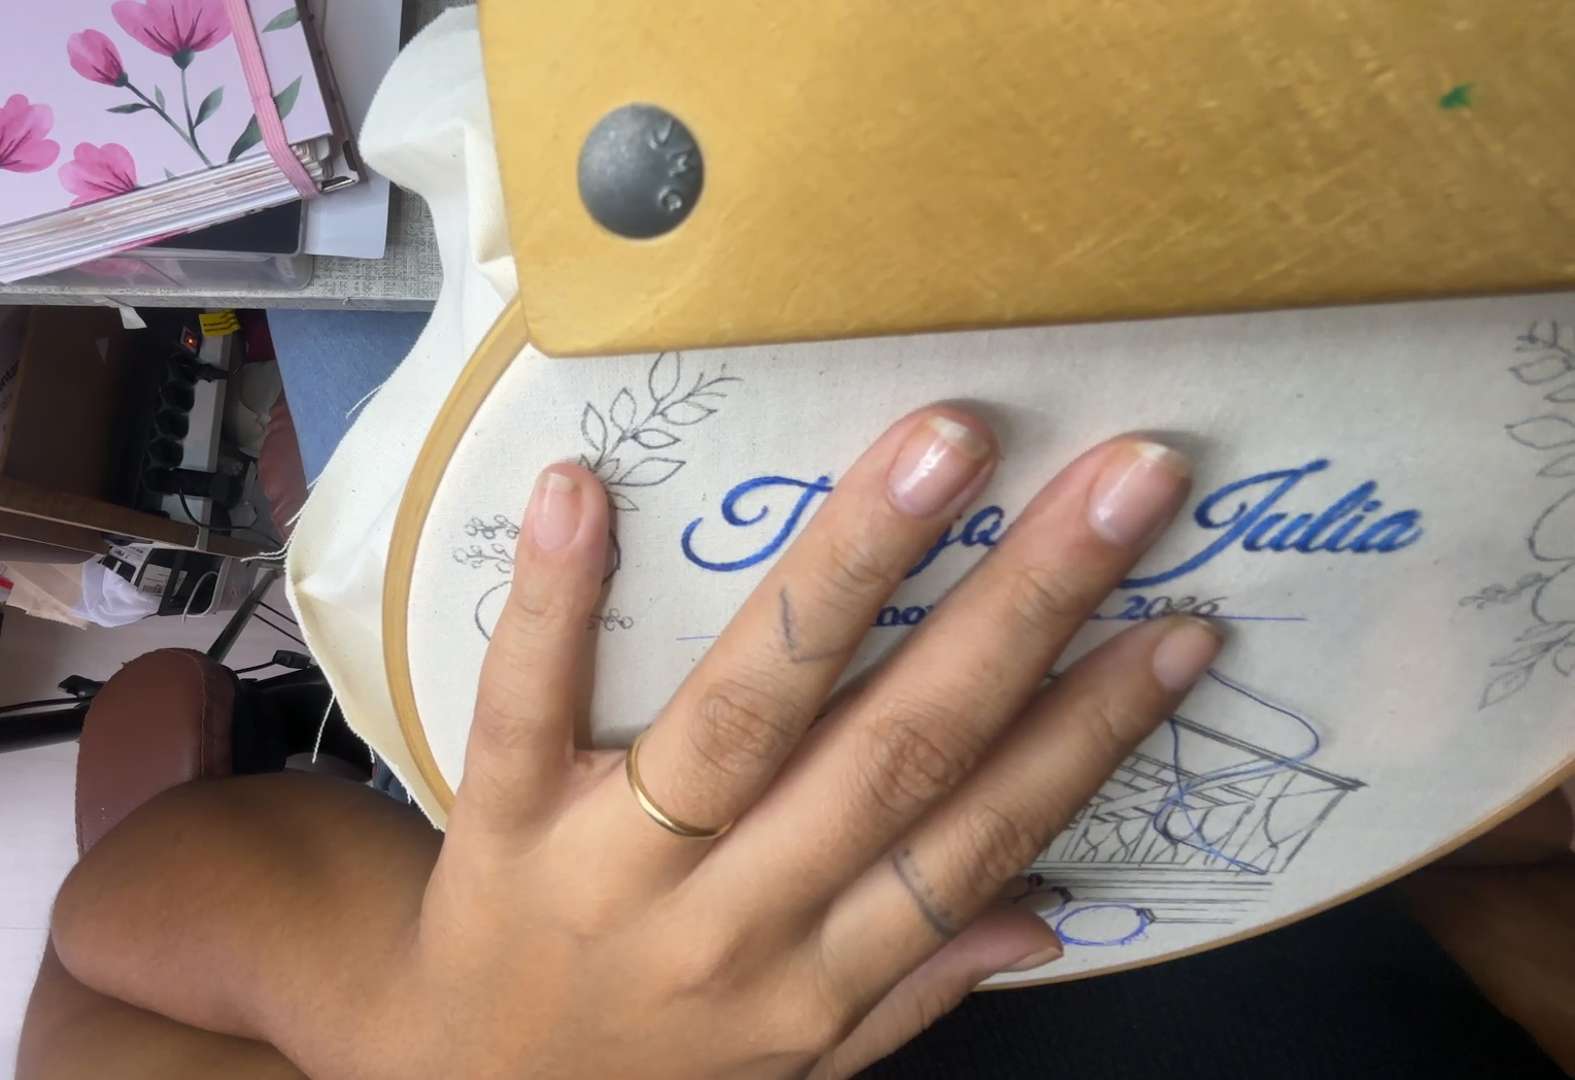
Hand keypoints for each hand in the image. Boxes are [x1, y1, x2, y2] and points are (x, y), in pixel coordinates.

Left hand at [291, 408, 1218, 1078]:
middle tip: (1107, 483)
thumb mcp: (790, 1058)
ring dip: (849, 569)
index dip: (1084, 736)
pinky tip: (579, 488)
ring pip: (748, 708)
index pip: (969, 840)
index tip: (1173, 629)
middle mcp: (726, 915)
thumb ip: (907, 989)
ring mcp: (606, 858)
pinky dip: (560, 591)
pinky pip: (527, 695)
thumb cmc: (642, 1052)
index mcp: (808, 975)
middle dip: (1012, 609)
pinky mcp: (500, 810)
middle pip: (890, 749)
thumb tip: (1043, 915)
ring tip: (934, 456)